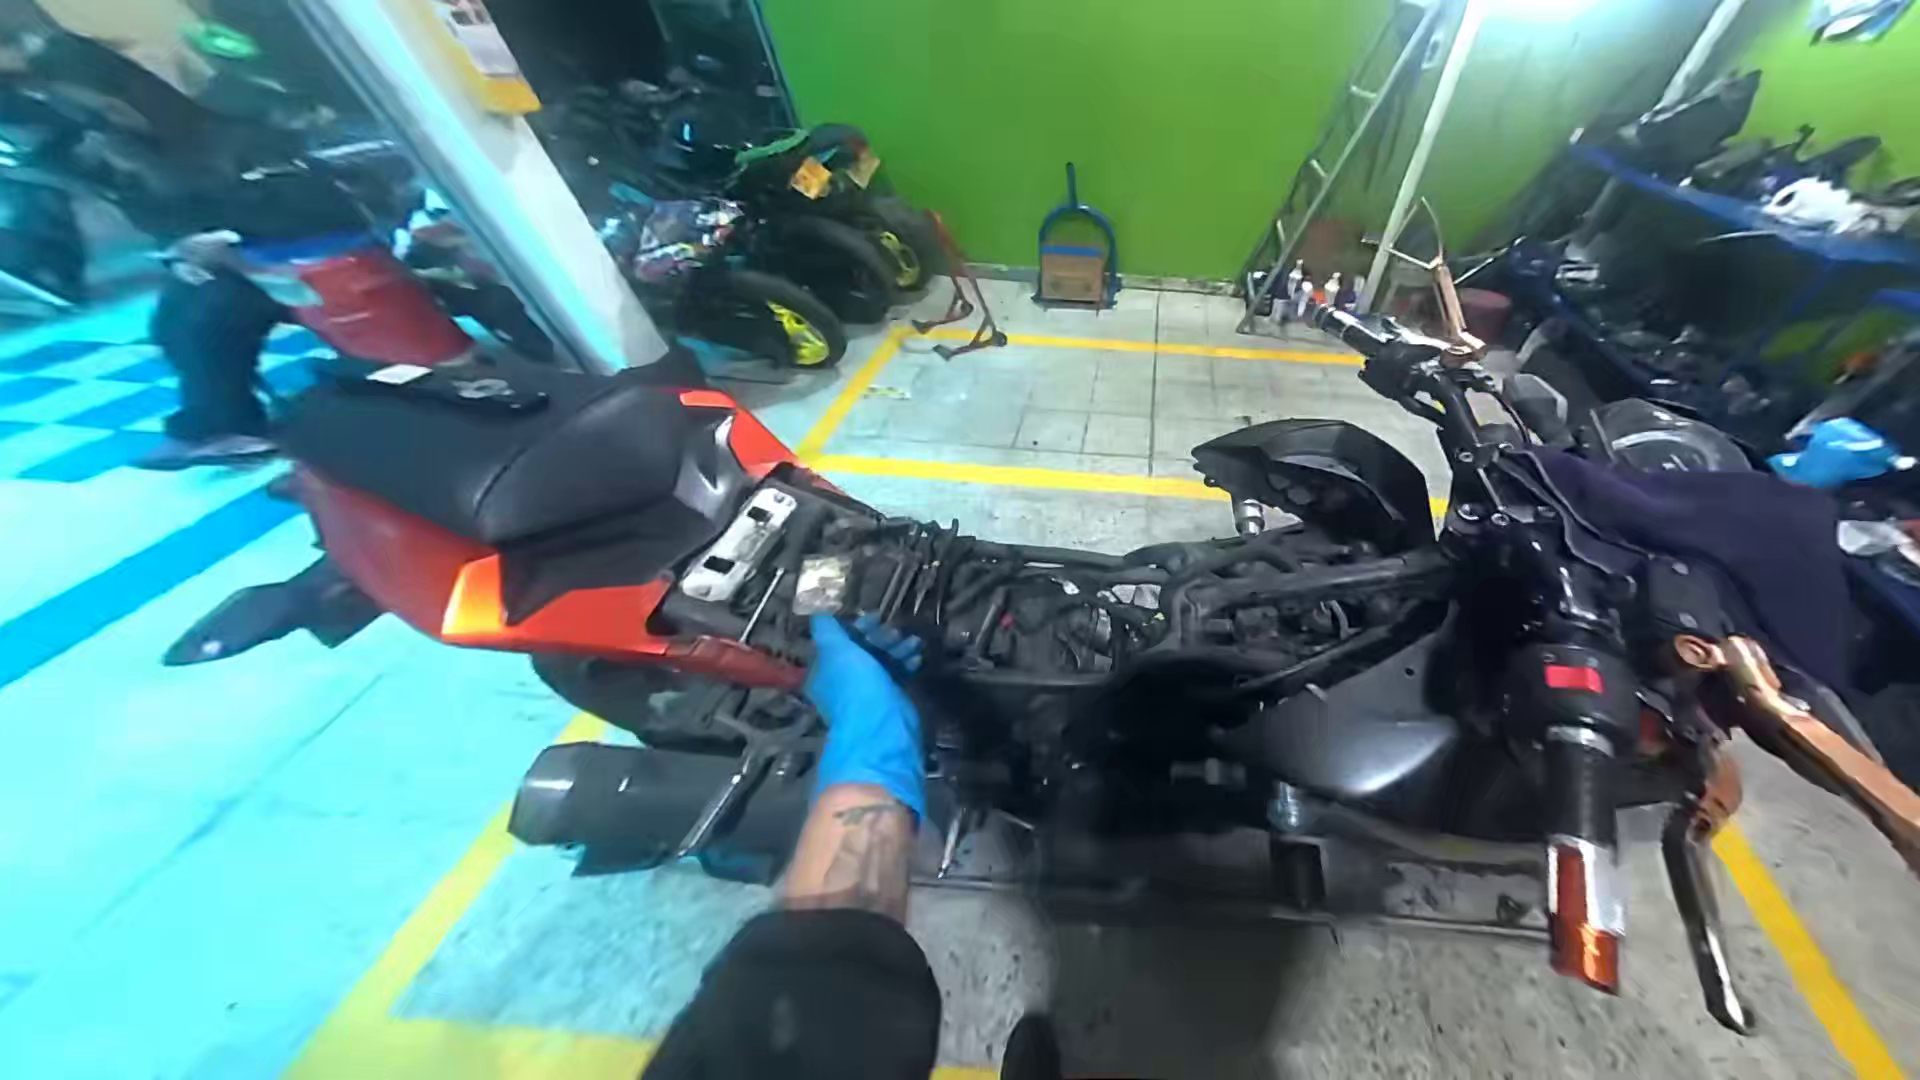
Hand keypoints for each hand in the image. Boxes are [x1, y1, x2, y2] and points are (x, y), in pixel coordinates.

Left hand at [805, 614, 925, 821]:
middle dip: (881, 636)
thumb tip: (816, 609)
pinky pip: (898, 672)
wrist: (883, 728)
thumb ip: (827, 629)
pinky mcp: (890, 696)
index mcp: (826, 669)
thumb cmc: (855, 686)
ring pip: (883, 659)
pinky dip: (906, 661)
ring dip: (897, 647)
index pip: (840, 640)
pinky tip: (917, 656)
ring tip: (913, 642)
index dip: (857, 626)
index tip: (875, 617)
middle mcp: (845, 679)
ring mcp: (868, 689)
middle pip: (863, 648)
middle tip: (896, 630)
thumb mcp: (836, 651)